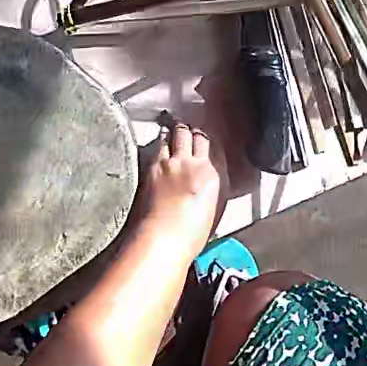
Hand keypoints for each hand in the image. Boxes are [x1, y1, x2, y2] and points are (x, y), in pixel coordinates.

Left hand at [134, 119, 221, 244]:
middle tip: (187, 128)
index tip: (203, 141)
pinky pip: (159, 145)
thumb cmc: (189, 234)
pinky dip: (160, 140)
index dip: (206, 142)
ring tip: (172, 127)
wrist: (164, 238)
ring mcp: (173, 163)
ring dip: (174, 130)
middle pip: (194, 135)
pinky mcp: (153, 167)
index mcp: (213, 175)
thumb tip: (204, 180)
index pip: (213, 148)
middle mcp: (195, 163)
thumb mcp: (211, 209)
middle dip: (190, 130)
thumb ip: (209, 188)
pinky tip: (159, 141)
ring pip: (176, 134)